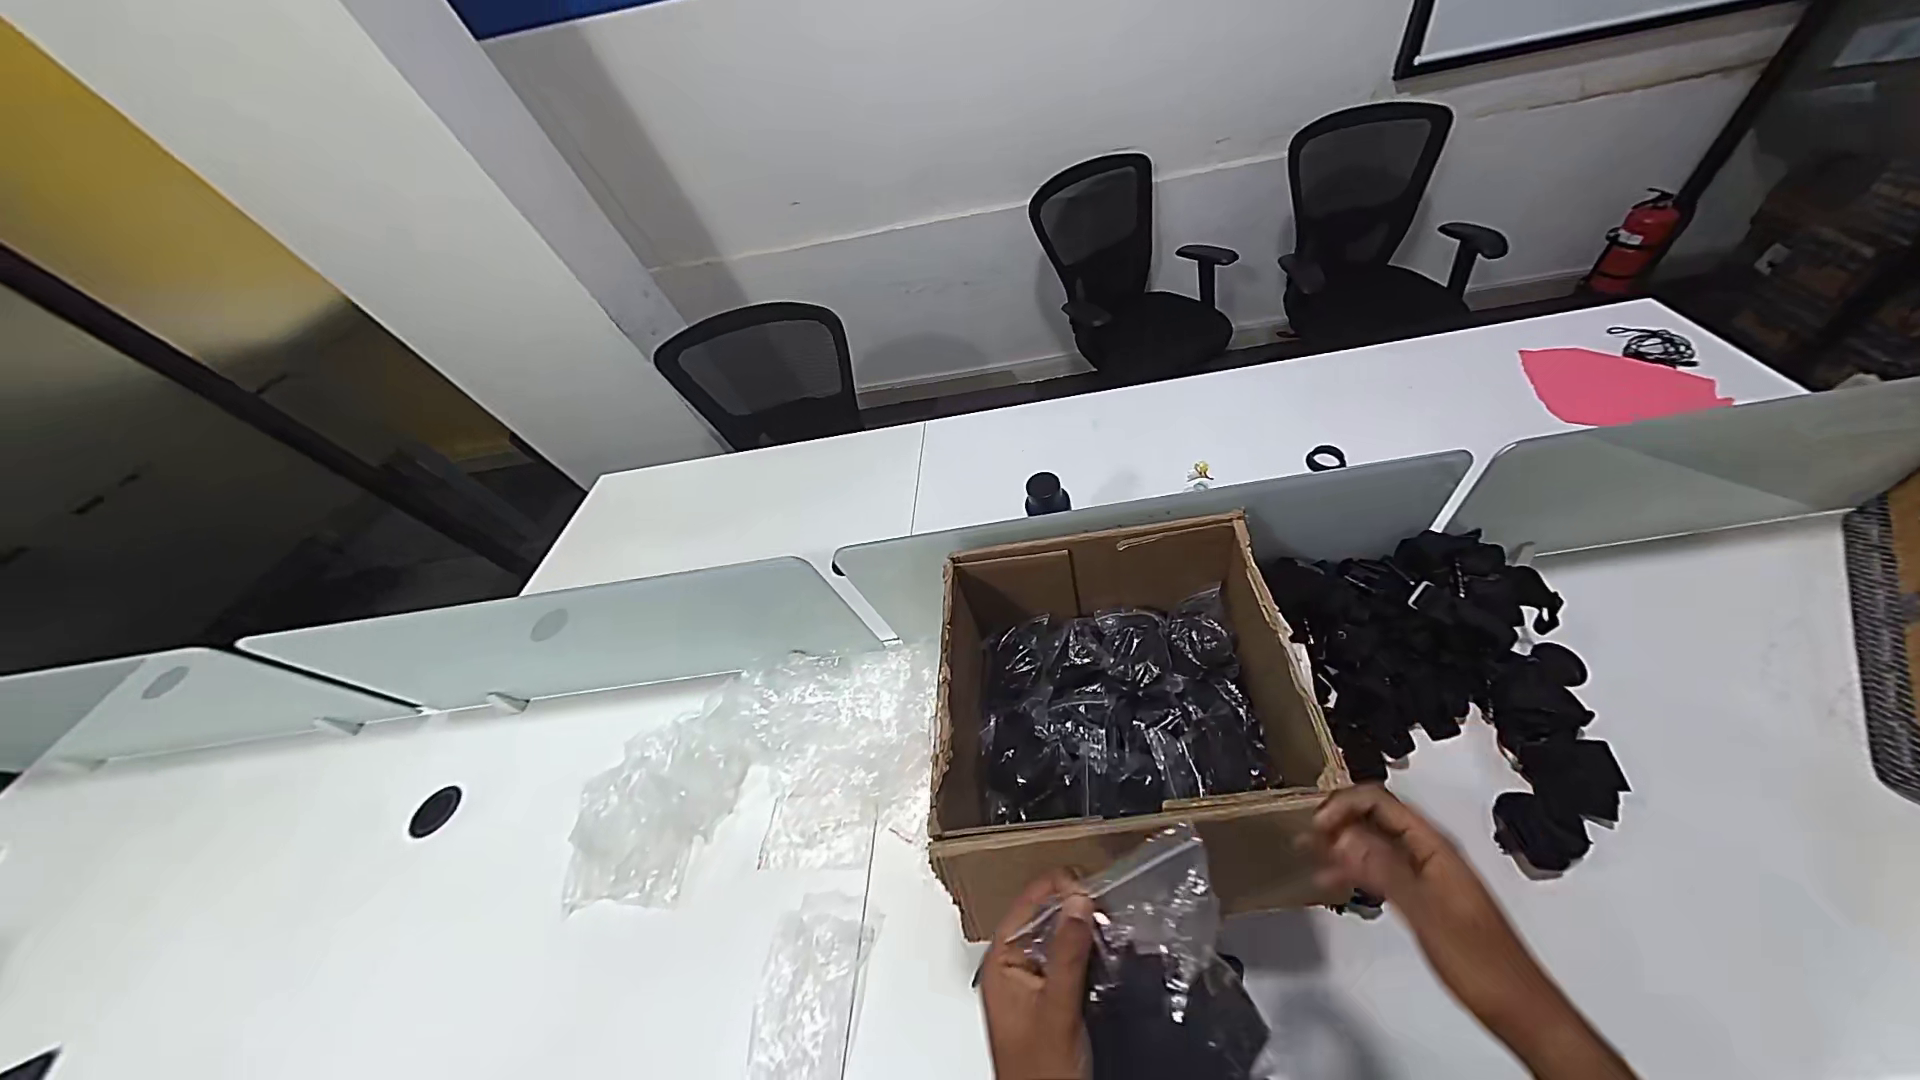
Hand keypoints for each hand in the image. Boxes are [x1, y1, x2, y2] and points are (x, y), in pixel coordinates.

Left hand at [978, 871, 1094, 1079]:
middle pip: (1041, 917)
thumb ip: (1067, 953)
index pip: (1025, 904)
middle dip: (1071, 905)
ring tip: (1107, 920)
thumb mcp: (1057, 1008)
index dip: (1054, 888)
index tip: (1086, 884)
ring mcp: (1032, 982)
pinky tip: (1105, 949)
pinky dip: (1085, 950)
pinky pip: (1067, 959)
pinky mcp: (1051, 997)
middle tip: (1104, 902)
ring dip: (1080, 927)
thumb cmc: (1039, 1075)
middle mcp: (1013, 965)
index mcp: (1001, 961)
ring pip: (1057, 937)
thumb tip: (1078, 901)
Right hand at [1305, 785, 1636, 1079]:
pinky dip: (1352, 865)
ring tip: (1310, 850)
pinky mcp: (1420, 894)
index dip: (1342, 804)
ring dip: (1339, 841)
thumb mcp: (1425, 912)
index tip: (1318, 825)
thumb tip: (1344, 836)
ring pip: (1372, 840)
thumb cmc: (1483, 965)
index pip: (1378, 801)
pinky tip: (1333, 878)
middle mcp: (1428, 852)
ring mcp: (1424, 873)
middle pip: (1374, 815)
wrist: (1520, 1011)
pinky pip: (1378, 865)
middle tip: (1307, 835)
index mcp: (1434, 847)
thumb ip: (1383, 869)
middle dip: (1337, 819)